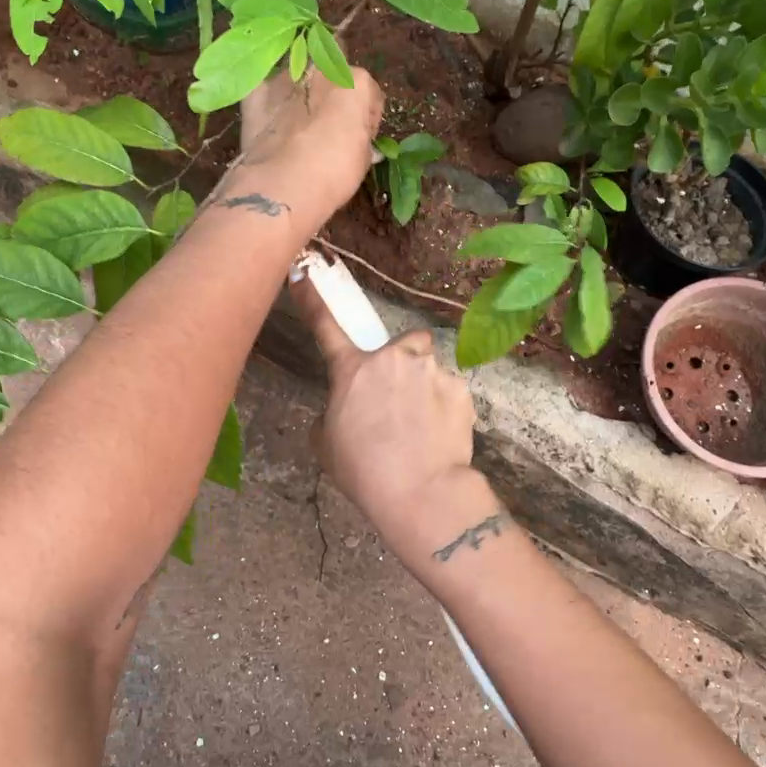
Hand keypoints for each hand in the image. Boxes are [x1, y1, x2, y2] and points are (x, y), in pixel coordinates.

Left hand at [229, 67, 382, 229]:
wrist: (286, 185)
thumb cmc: (335, 172)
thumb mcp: (364, 158)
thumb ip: (362, 140)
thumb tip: (358, 144)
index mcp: (355, 82)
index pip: (368, 94)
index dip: (366, 118)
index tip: (360, 139)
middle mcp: (321, 71)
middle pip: (332, 80)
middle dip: (332, 100)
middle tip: (329, 132)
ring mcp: (286, 78)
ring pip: (298, 82)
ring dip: (301, 99)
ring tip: (297, 132)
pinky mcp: (257, 94)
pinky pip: (264, 91)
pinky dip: (268, 103)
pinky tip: (270, 125)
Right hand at [291, 279, 489, 566]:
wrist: (421, 492)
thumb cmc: (364, 471)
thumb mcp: (327, 444)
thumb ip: (334, 414)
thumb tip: (348, 410)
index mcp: (353, 371)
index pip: (326, 328)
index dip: (312, 301)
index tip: (303, 274)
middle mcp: (393, 360)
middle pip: (403, 346)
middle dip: (403, 365)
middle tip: (398, 403)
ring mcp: (431, 371)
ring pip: (429, 369)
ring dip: (425, 389)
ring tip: (422, 429)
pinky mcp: (461, 390)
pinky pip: (450, 392)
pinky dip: (446, 410)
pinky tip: (440, 438)